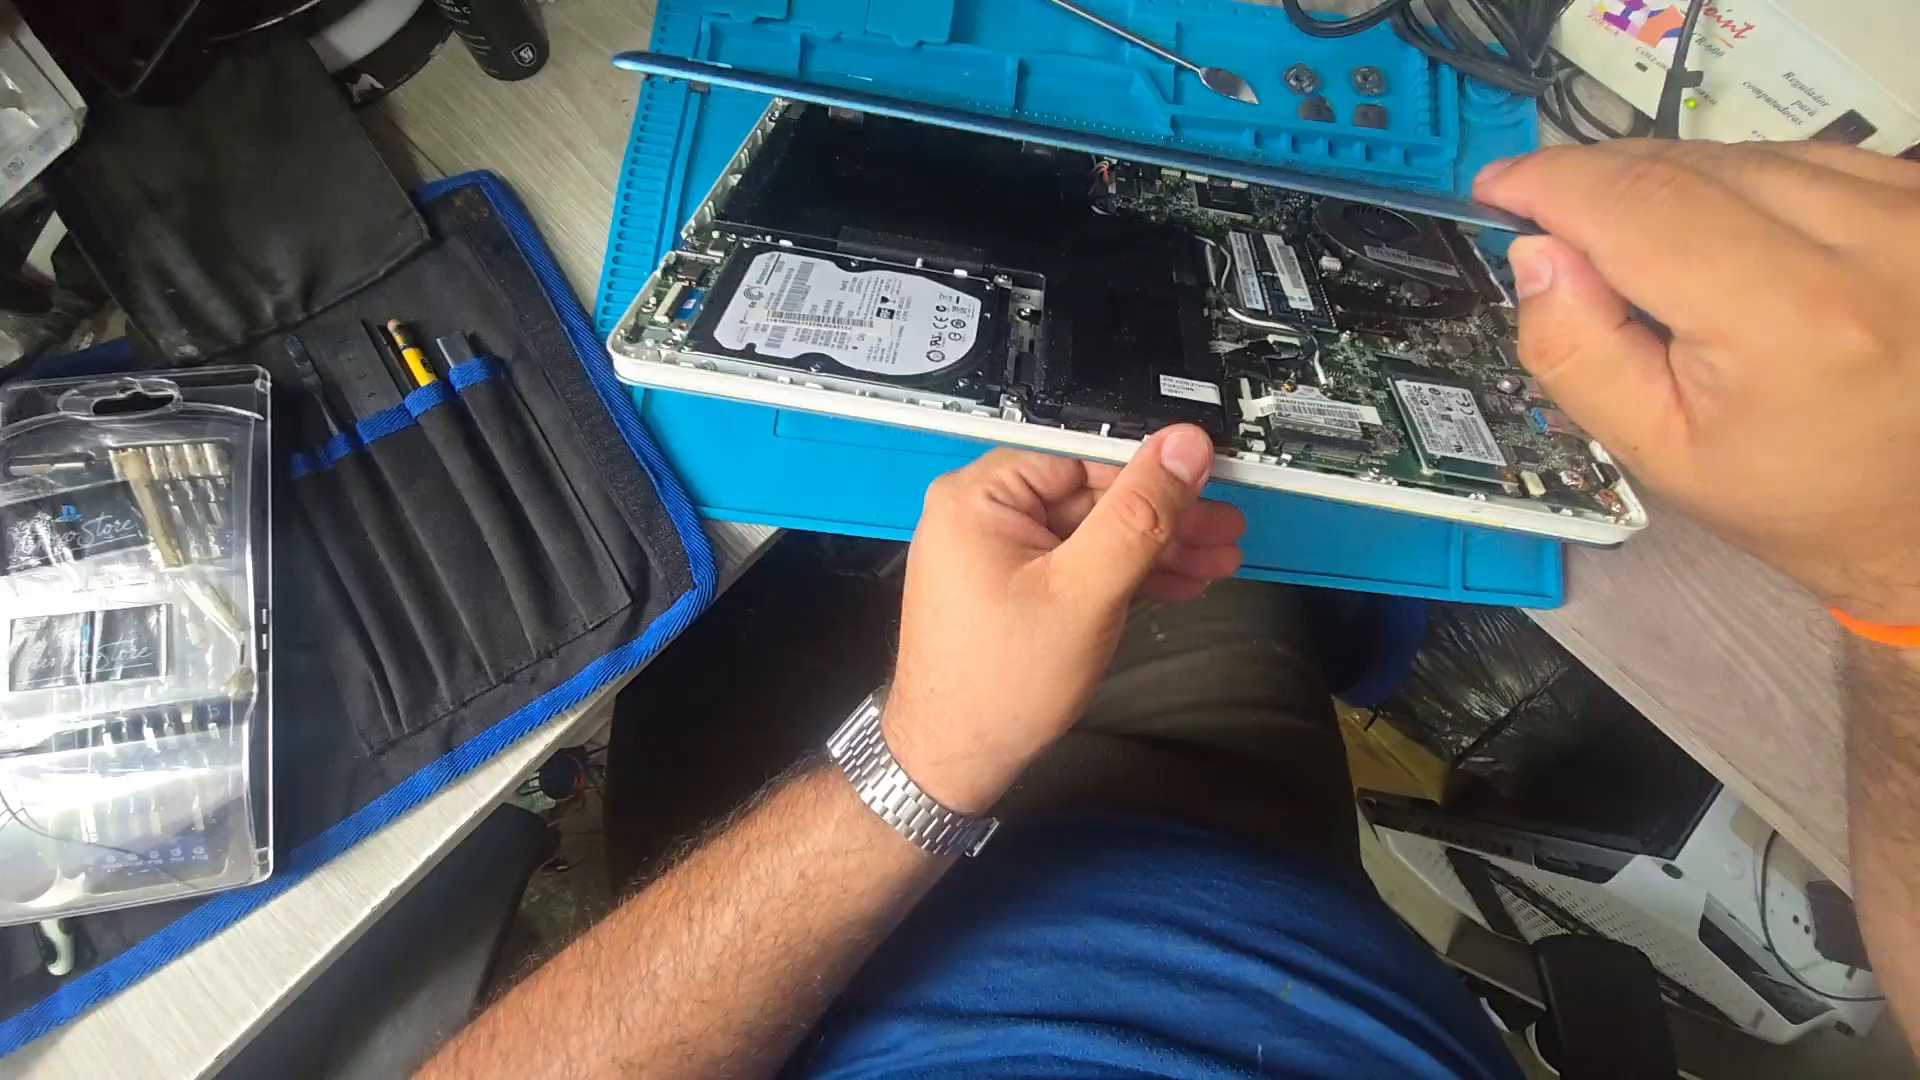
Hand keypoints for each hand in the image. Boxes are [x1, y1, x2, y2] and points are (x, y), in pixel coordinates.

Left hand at [881, 427, 1244, 814]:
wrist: (954, 760)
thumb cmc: (1002, 683)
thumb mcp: (1084, 591)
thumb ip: (1139, 515)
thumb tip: (1184, 447)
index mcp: (979, 497)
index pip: (1081, 461)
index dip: (1150, 474)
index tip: (1207, 484)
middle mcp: (979, 514)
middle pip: (1089, 498)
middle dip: (1162, 520)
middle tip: (1223, 531)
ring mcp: (993, 552)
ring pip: (1088, 534)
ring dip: (1152, 550)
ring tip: (1214, 562)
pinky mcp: (1008, 585)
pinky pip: (1072, 563)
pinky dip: (1120, 575)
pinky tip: (1172, 583)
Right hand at [1475, 140, 1919, 623]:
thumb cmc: (1778, 487)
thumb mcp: (1645, 445)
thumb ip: (1575, 352)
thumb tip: (1536, 255)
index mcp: (1786, 319)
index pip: (1641, 207)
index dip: (1553, 184)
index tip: (1495, 187)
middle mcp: (1876, 239)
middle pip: (1686, 166)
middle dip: (1589, 181)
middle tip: (1532, 216)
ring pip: (1737, 154)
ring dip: (1649, 185)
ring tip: (1610, 241)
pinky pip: (1794, 159)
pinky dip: (1715, 184)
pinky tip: (1690, 232)